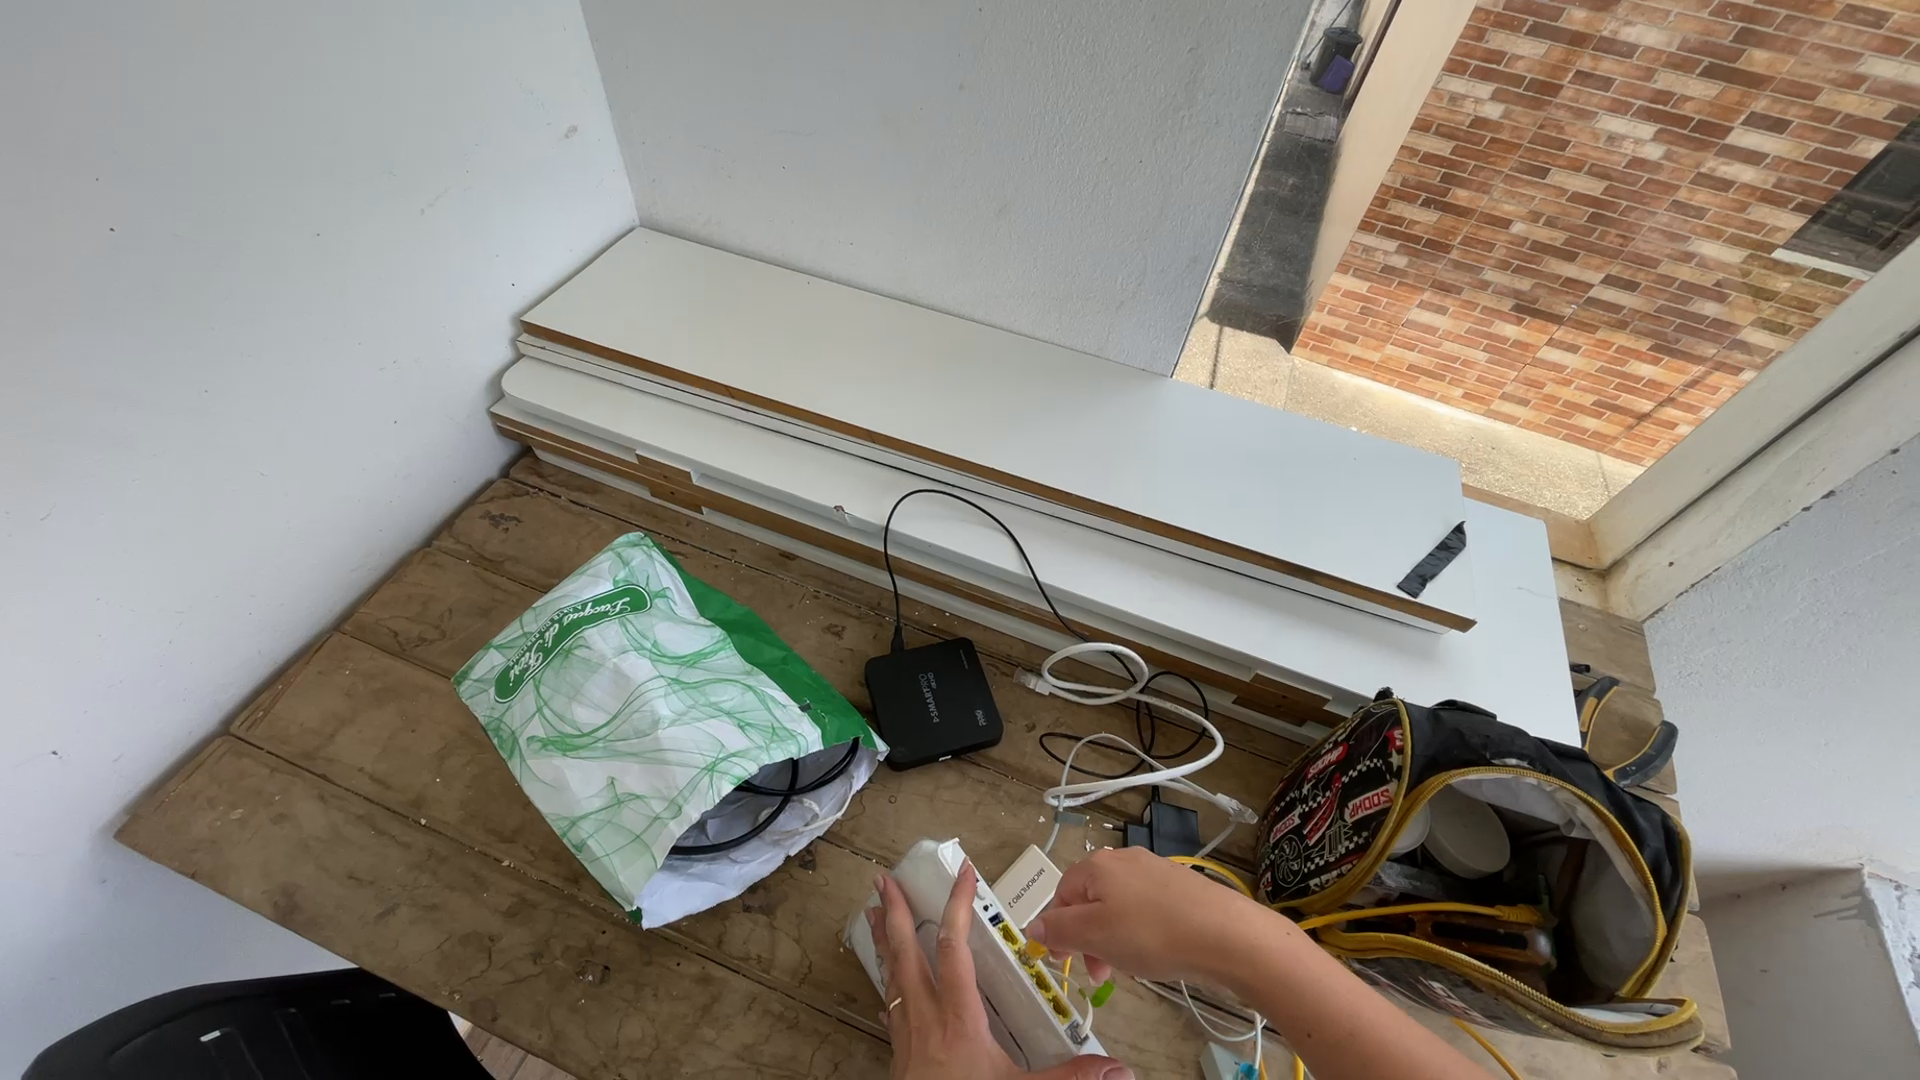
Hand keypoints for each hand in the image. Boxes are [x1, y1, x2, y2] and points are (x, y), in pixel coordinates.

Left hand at [868, 862, 1133, 1079]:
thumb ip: (1066, 1076)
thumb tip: (1113, 1068)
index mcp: (957, 1019)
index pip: (954, 948)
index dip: (958, 906)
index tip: (964, 874)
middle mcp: (925, 1019)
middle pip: (905, 953)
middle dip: (895, 913)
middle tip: (884, 882)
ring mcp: (906, 1036)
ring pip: (891, 975)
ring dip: (883, 940)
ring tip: (874, 913)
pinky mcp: (898, 1054)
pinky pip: (889, 1005)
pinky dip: (886, 981)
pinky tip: (887, 979)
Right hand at [1024, 847, 1295, 989]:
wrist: (1224, 932)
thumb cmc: (1152, 933)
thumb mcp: (1095, 935)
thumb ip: (1059, 930)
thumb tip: (1032, 926)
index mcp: (1096, 865)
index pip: (1061, 894)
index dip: (1058, 929)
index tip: (1067, 962)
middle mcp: (1122, 859)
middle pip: (1089, 899)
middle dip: (1087, 937)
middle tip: (1100, 974)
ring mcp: (1153, 869)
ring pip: (1117, 905)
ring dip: (1113, 937)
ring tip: (1130, 966)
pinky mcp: (1178, 884)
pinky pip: (1145, 907)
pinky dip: (1141, 931)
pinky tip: (1156, 952)